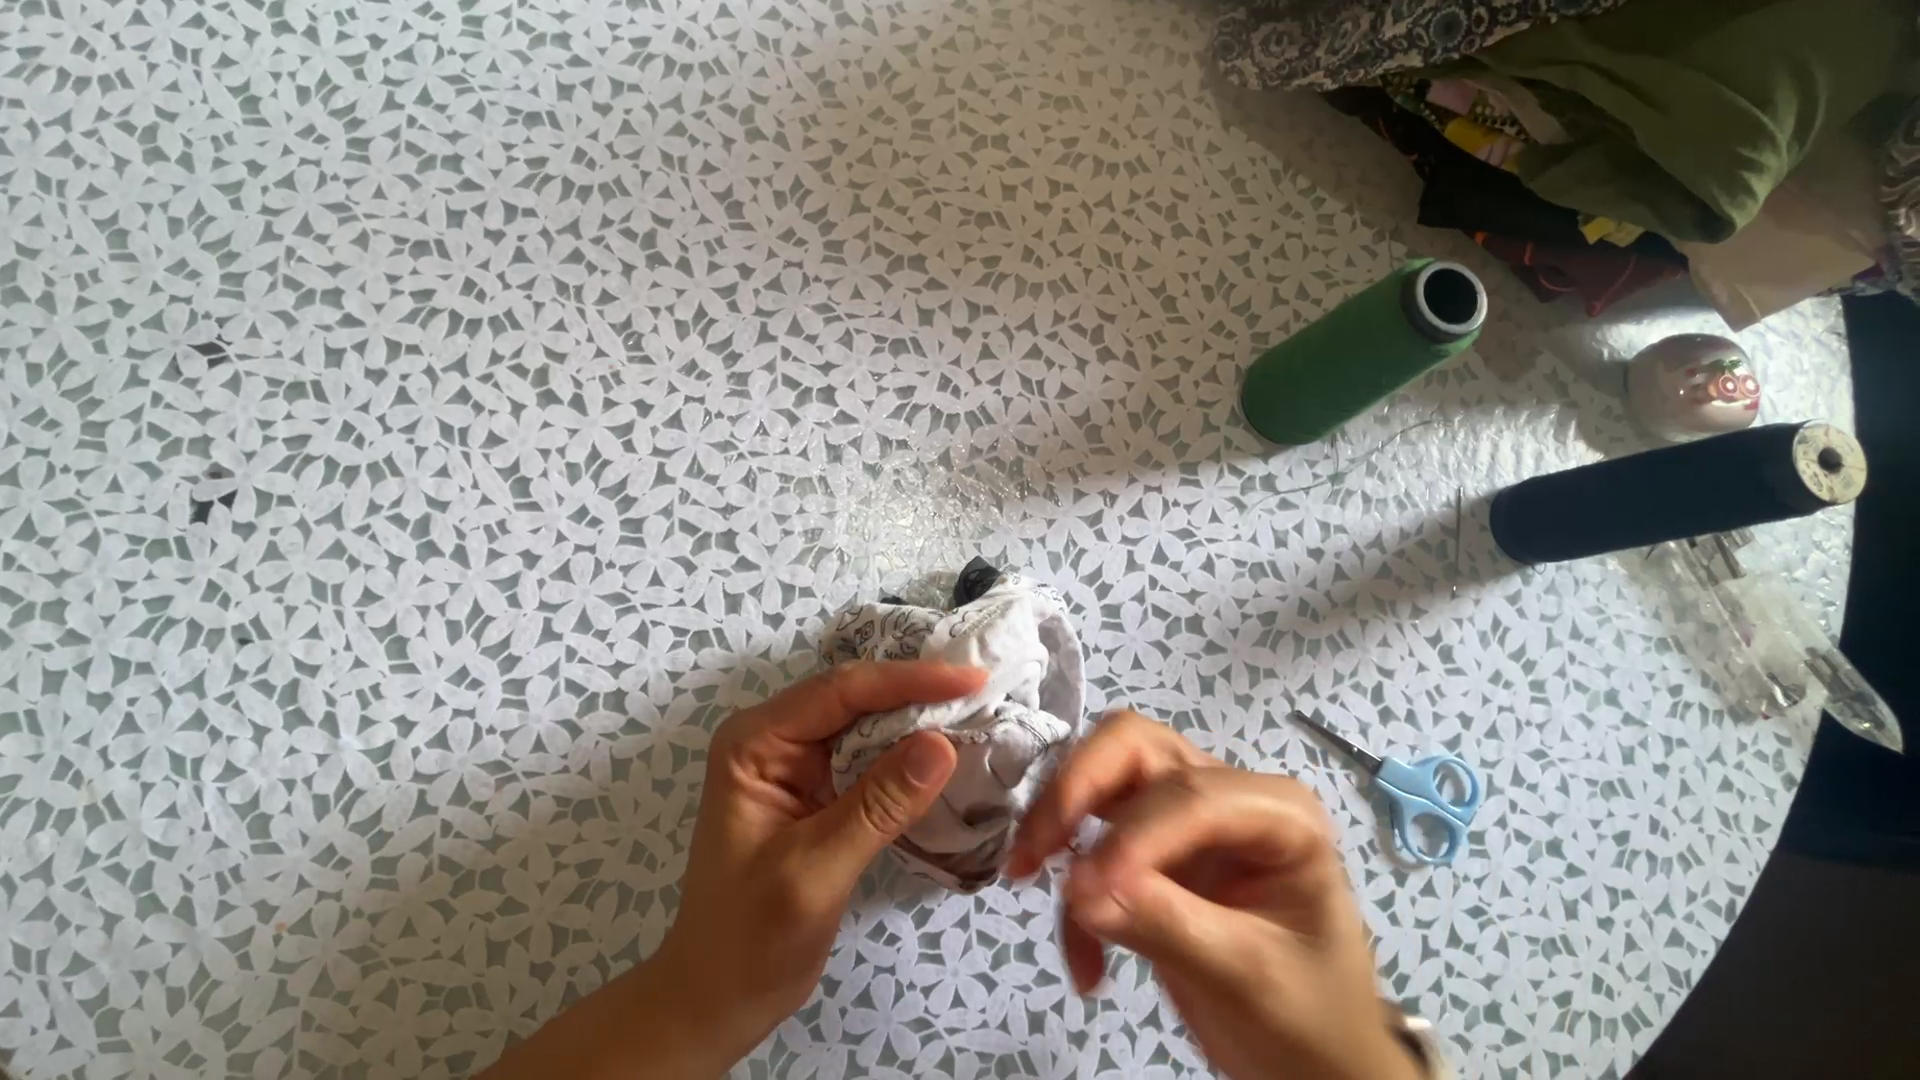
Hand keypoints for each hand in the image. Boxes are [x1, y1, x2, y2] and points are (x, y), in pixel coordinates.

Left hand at [482, 660, 984, 1079]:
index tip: (973, 678)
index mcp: (755, 742)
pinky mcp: (820, 789)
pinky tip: (948, 750)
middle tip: (987, 687)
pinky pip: (871, 756)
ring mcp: (796, 763)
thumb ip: (877, 806)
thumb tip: (942, 745)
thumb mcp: (815, 871)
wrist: (721, 997)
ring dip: (919, 719)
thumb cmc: (750, 939)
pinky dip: (909, 753)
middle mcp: (774, 738)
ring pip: (868, 722)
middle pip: (857, 697)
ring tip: (980, 708)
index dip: (910, 680)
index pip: (841, 691)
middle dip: (920, 691)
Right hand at [1008, 710, 1422, 1079]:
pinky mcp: (1153, 844)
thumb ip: (1168, 925)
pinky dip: (1074, 890)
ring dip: (1059, 821)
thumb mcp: (1248, 977)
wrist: (1315, 1059)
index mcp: (1277, 812)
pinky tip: (1087, 964)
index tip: (1082, 895)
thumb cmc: (1308, 1016)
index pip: (1190, 796)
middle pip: (1133, 749)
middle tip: (1034, 851)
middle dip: (1075, 791)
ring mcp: (1186, 814)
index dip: (1131, 837)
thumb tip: (1078, 890)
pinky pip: (1093, 838)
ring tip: (1026, 876)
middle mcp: (1228, 793)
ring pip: (1105, 774)